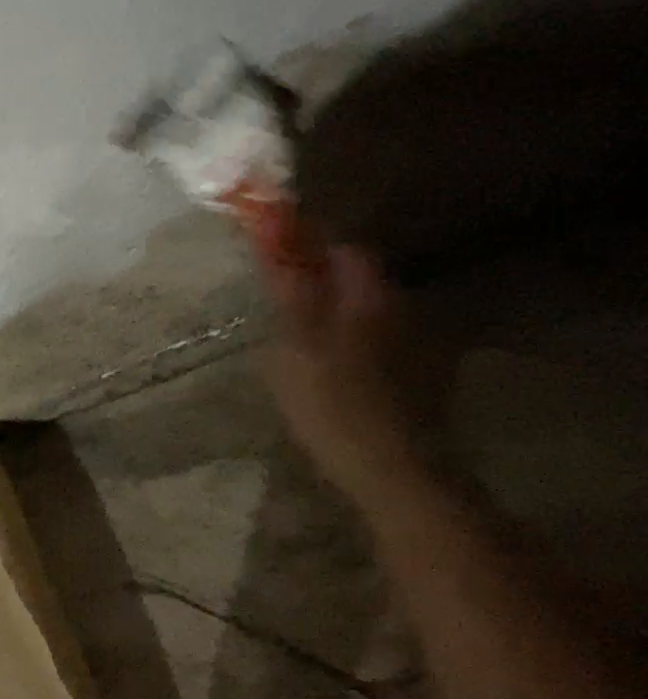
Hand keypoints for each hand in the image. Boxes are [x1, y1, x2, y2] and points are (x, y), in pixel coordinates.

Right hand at [258, 245, 454, 507]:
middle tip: (282, 313)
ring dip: (340, 321)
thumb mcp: (295, 344)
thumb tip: (277, 233)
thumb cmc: (331, 402)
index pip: (345, 253)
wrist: (391, 465)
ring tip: (303, 349)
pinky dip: (356, 350)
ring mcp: (418, 344)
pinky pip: (381, 346)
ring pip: (371, 315)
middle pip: (361, 284)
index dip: (310, 253)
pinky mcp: (422, 376)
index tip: (277, 267)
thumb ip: (290, 290)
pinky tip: (335, 378)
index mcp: (371, 298)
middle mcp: (403, 310)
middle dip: (324, 288)